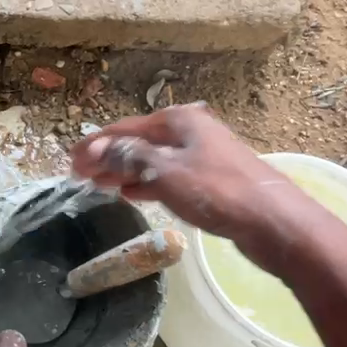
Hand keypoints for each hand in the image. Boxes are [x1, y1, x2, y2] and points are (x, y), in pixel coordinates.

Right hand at [70, 103, 329, 274]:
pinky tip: (130, 193)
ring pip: (151, 160)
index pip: (123, 129)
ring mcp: (201, 155)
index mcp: (177, 121)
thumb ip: (126, 157)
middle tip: (78, 176)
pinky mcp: (210, 179)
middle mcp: (188, 131)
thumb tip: (92, 149)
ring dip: (123, 171)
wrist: (278, 225)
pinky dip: (145, 182)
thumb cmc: (218, 192)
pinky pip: (166, 176)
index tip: (68, 161)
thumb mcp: (164, 172)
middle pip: (136, 142)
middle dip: (106, 158)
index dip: (93, 145)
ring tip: (98, 186)